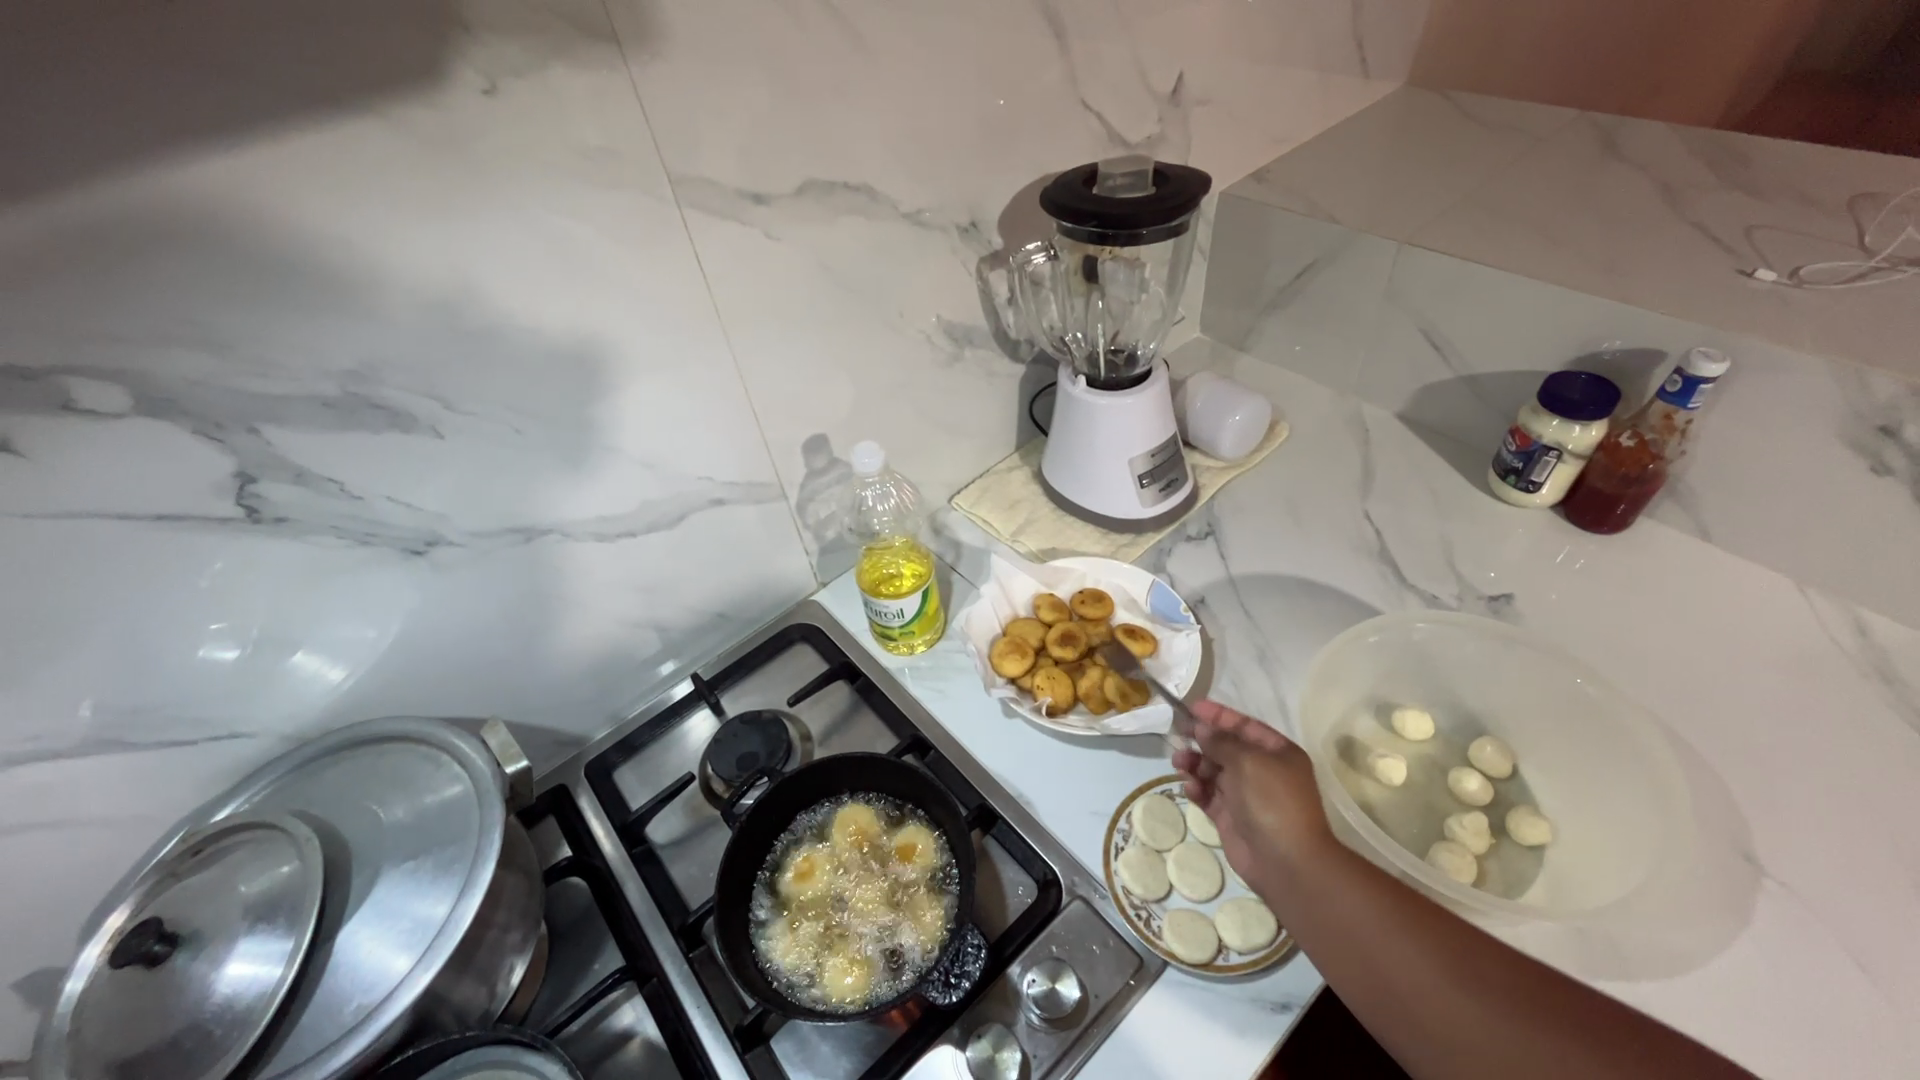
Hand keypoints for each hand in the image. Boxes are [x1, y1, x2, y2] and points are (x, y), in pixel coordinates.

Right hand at [1173, 700, 1335, 889]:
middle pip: (1226, 748)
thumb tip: (1201, 727)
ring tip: (1179, 763)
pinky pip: (1209, 796)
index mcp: (1277, 753)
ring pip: (1214, 771)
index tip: (1191, 708)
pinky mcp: (1231, 818)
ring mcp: (1246, 796)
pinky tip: (1189, 788)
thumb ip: (1221, 741)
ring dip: (1195, 764)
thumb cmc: (1272, 801)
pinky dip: (1198, 789)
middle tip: (1177, 736)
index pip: (1244, 726)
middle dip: (1202, 741)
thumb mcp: (1248, 761)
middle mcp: (1262, 771)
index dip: (1218, 715)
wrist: (1286, 861)